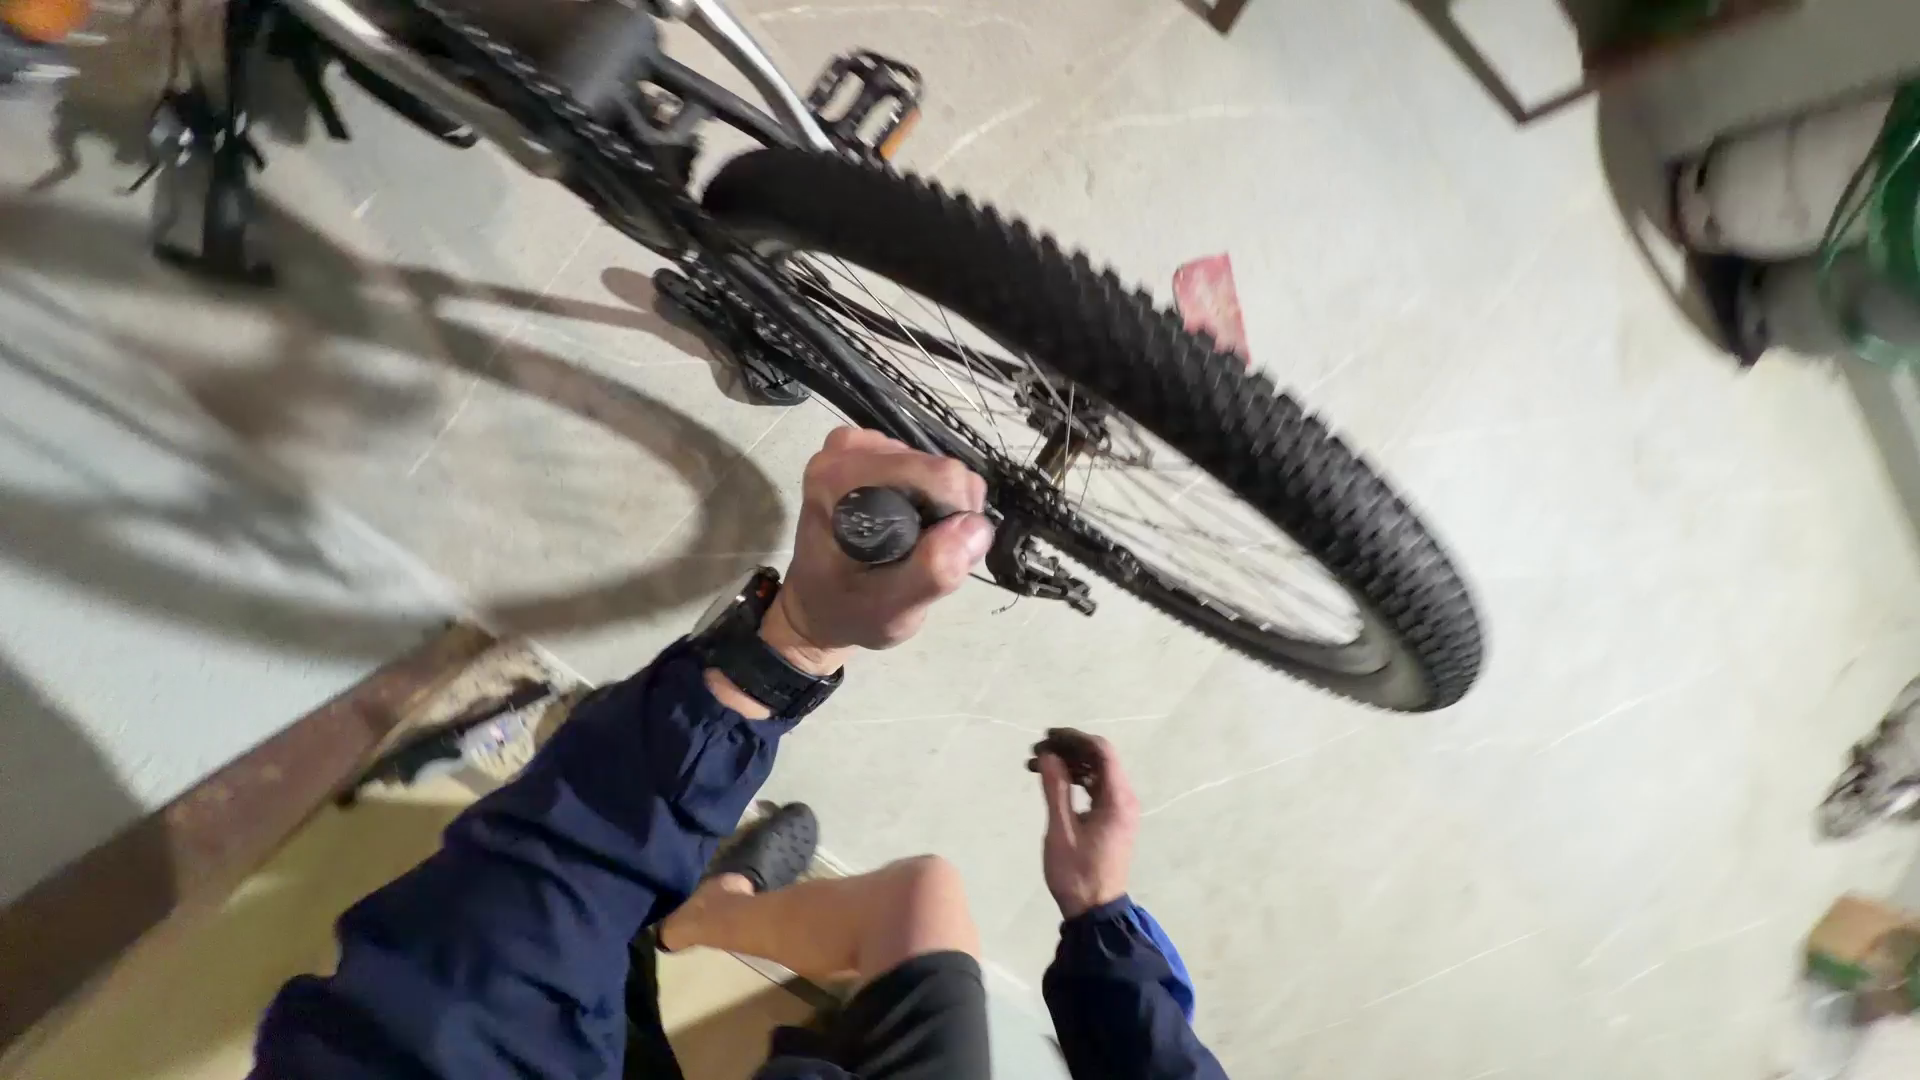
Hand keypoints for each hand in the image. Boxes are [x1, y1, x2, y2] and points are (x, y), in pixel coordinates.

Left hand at [763, 427, 993, 672]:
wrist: (817, 608)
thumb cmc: (850, 611)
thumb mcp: (893, 609)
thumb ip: (933, 571)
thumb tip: (975, 527)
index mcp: (842, 479)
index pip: (938, 476)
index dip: (954, 518)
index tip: (937, 555)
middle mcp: (845, 452)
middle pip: (942, 468)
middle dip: (949, 514)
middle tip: (924, 555)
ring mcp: (855, 447)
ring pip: (940, 467)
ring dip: (941, 510)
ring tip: (914, 546)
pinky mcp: (868, 450)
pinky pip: (928, 466)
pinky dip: (930, 498)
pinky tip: (908, 526)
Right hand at [1034, 728, 1139, 918]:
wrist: (1095, 912)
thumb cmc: (1077, 873)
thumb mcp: (1061, 831)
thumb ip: (1055, 788)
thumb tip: (1047, 754)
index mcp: (1118, 799)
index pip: (1101, 751)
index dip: (1074, 738)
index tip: (1047, 736)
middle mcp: (1125, 798)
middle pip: (1099, 758)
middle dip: (1068, 748)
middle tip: (1037, 751)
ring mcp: (1120, 808)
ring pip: (1096, 770)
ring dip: (1069, 762)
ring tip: (1038, 764)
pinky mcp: (1113, 817)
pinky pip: (1096, 786)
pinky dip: (1075, 778)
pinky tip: (1053, 779)